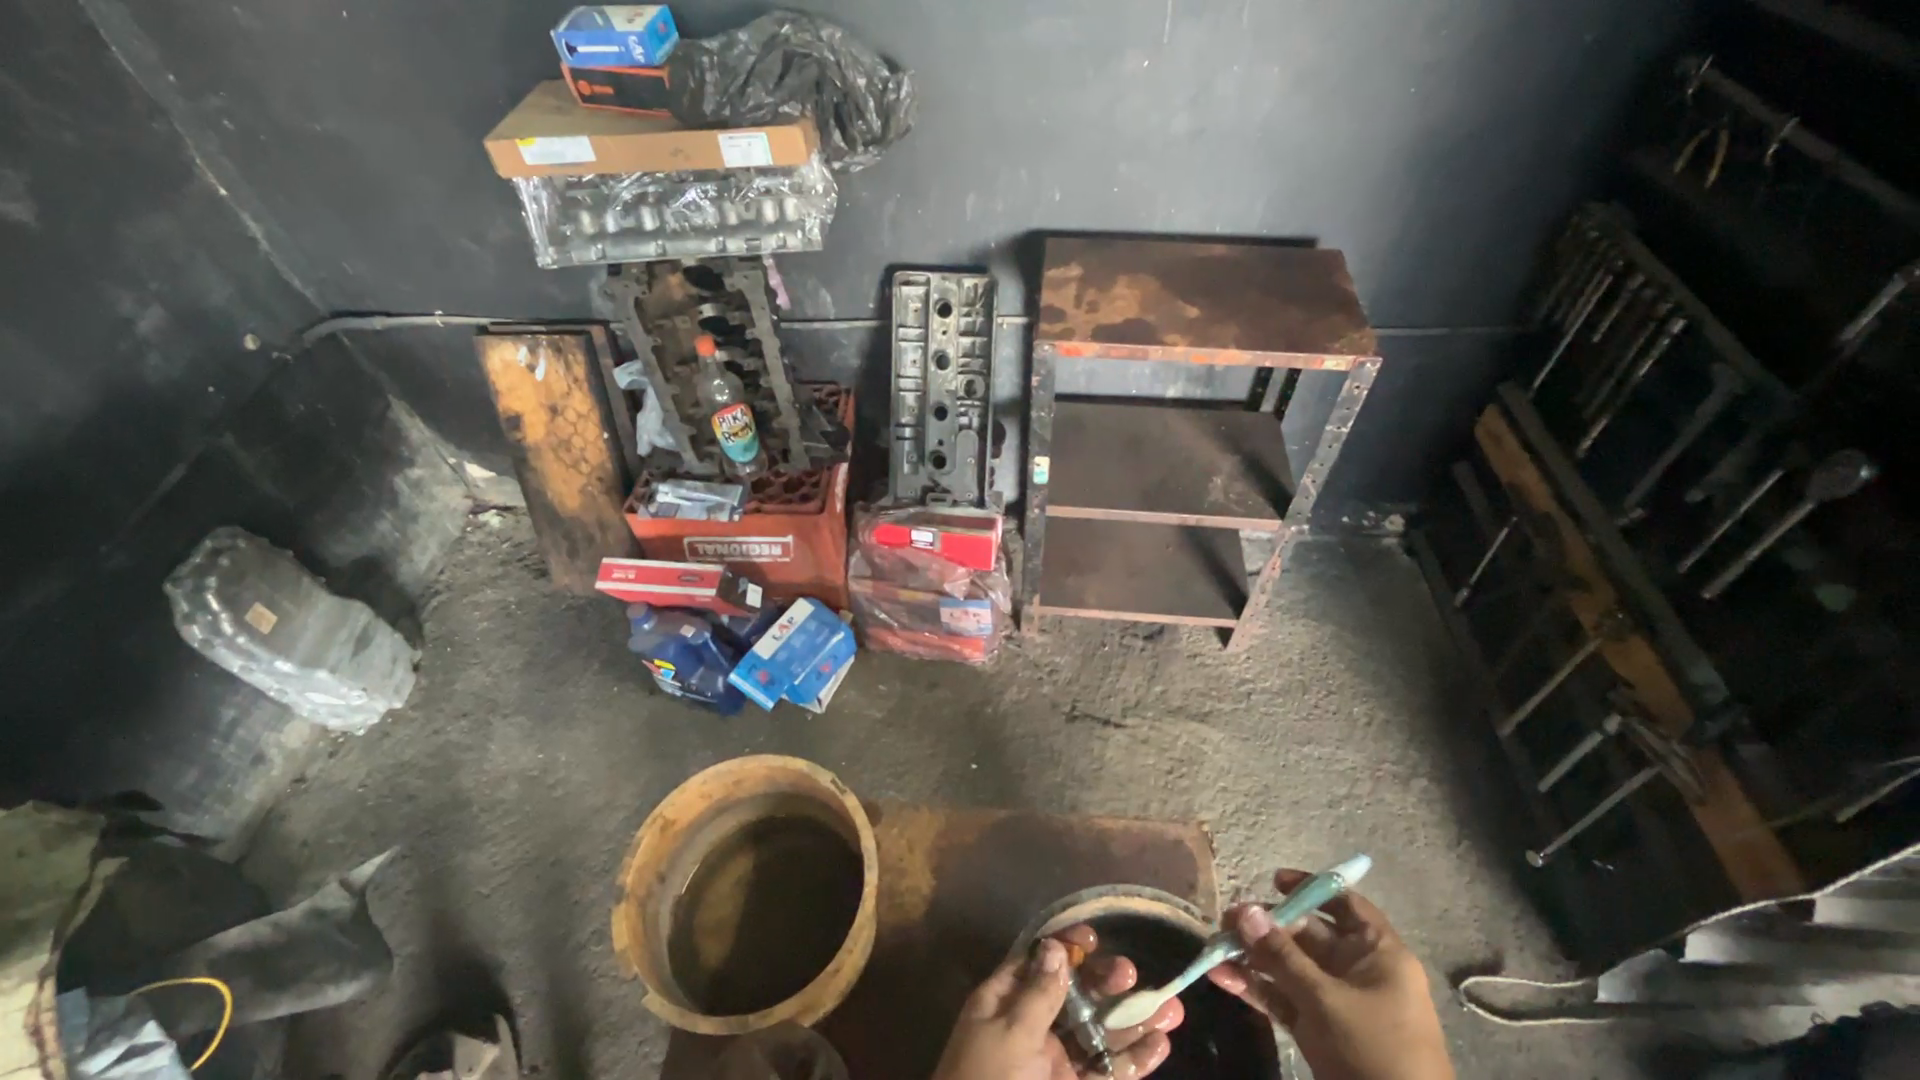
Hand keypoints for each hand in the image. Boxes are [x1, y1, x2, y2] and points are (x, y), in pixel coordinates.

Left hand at [932, 926, 1183, 1079]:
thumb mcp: (1010, 1035)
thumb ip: (1037, 995)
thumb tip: (1055, 947)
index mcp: (1004, 1002)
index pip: (1036, 961)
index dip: (1064, 944)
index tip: (1094, 937)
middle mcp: (1031, 1026)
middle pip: (1074, 993)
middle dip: (1104, 981)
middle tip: (1131, 974)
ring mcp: (1053, 1061)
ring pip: (1098, 1032)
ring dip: (1132, 1021)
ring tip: (1171, 1010)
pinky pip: (1106, 1069)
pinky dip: (1133, 1060)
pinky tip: (1161, 1046)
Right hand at [1206, 870, 1453, 1079]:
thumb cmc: (1374, 1050)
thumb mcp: (1326, 1000)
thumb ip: (1281, 956)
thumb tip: (1245, 910)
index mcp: (1377, 954)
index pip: (1345, 905)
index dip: (1311, 889)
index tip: (1272, 882)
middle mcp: (1357, 971)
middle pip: (1308, 935)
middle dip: (1266, 927)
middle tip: (1226, 922)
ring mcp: (1336, 1002)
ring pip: (1289, 968)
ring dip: (1254, 958)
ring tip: (1214, 949)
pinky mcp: (1318, 1029)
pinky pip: (1283, 999)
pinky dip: (1256, 989)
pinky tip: (1222, 978)